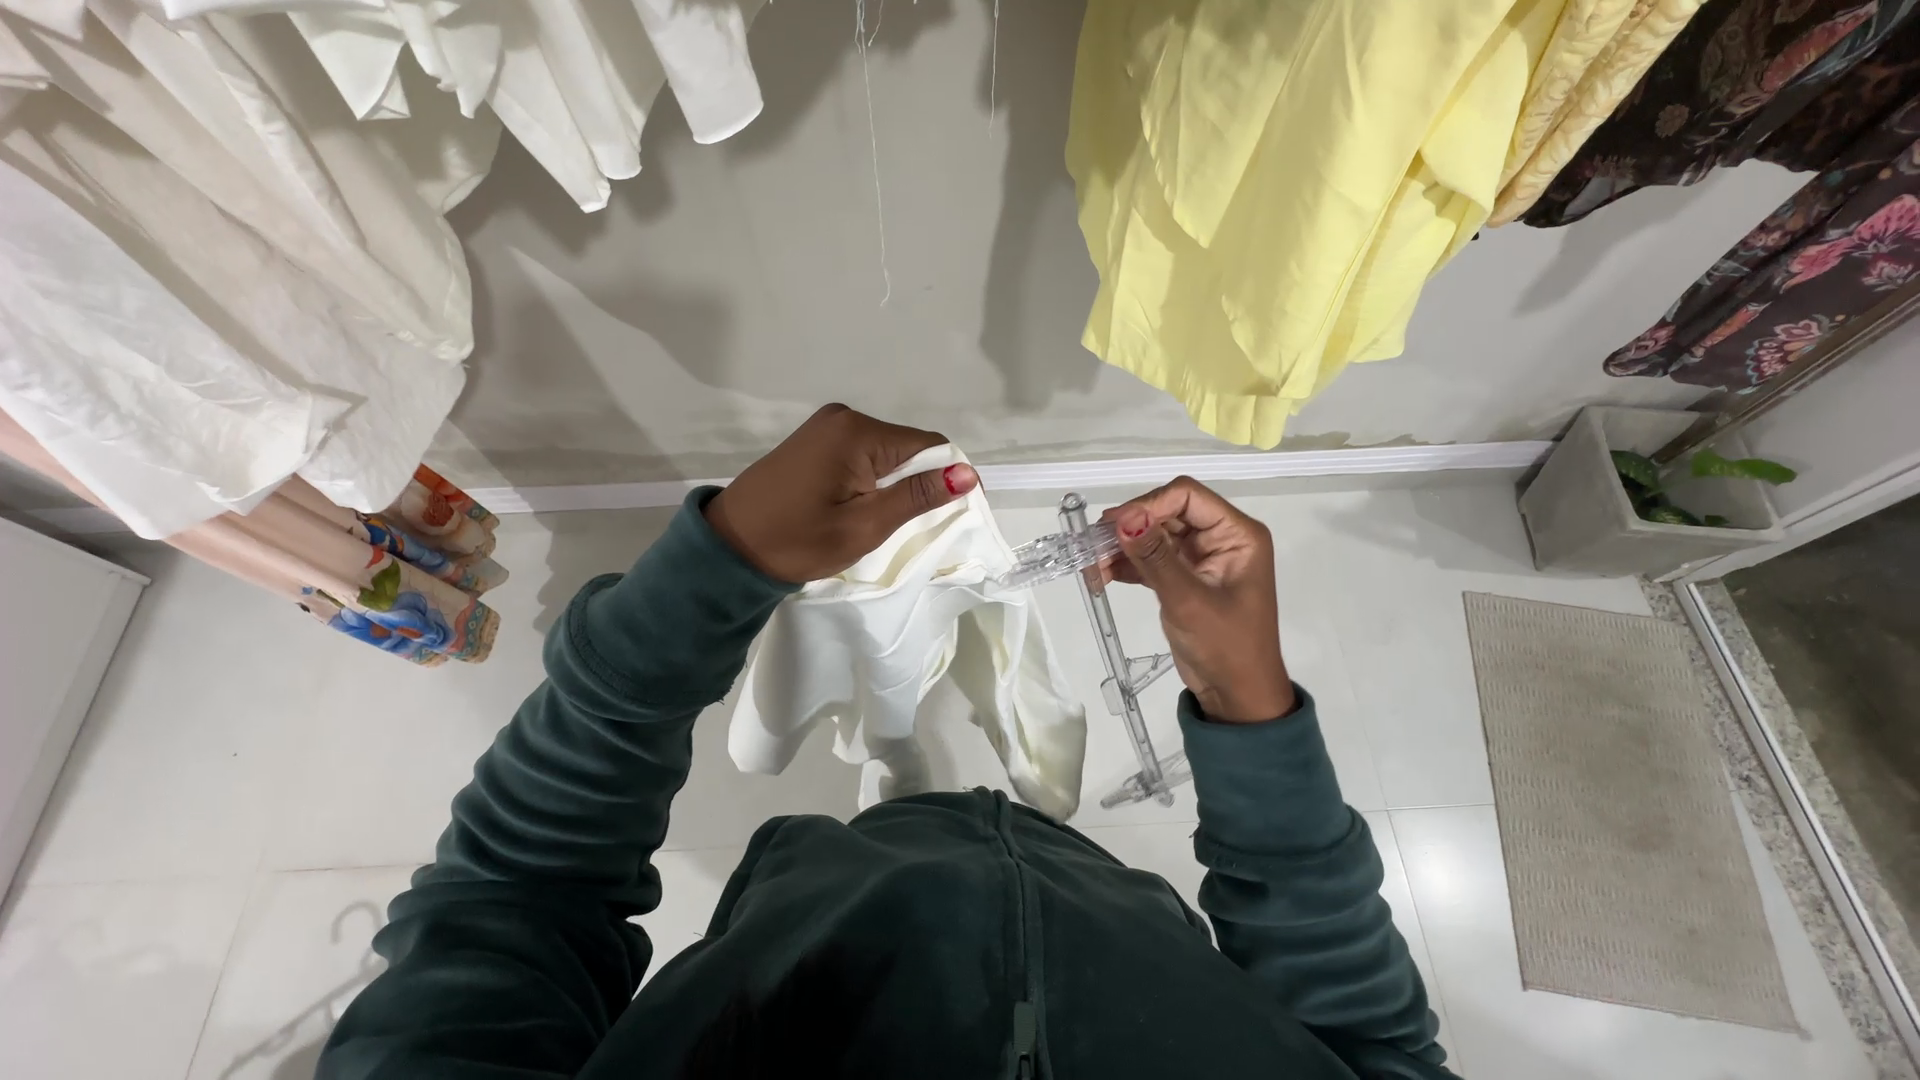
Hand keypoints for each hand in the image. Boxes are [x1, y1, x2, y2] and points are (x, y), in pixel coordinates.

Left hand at [704, 404, 978, 582]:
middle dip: (918, 483)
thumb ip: (916, 497)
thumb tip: (967, 473)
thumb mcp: (864, 525)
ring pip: (887, 453)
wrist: (729, 548)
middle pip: (908, 447)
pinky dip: (872, 480)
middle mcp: (844, 418)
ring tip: (881, 520)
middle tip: (909, 526)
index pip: (928, 445)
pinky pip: (862, 455)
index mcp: (857, 432)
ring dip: (894, 484)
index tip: (950, 515)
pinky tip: (860, 507)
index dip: (947, 477)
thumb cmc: (797, 541)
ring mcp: (826, 427)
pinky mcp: (815, 441)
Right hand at [1099, 477, 1294, 722]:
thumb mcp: (1188, 601)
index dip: (1149, 505)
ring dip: (1121, 547)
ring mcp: (1200, 558)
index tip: (1114, 527)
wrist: (1237, 696)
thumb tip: (1123, 519)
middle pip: (1166, 513)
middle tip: (1091, 544)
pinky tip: (1100, 576)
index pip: (1187, 496)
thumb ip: (1154, 557)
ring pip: (1152, 536)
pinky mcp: (1183, 577)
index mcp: (1236, 534)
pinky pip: (1150, 559)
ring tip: (1090, 565)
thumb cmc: (1225, 647)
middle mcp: (1220, 538)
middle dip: (1129, 527)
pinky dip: (1125, 565)